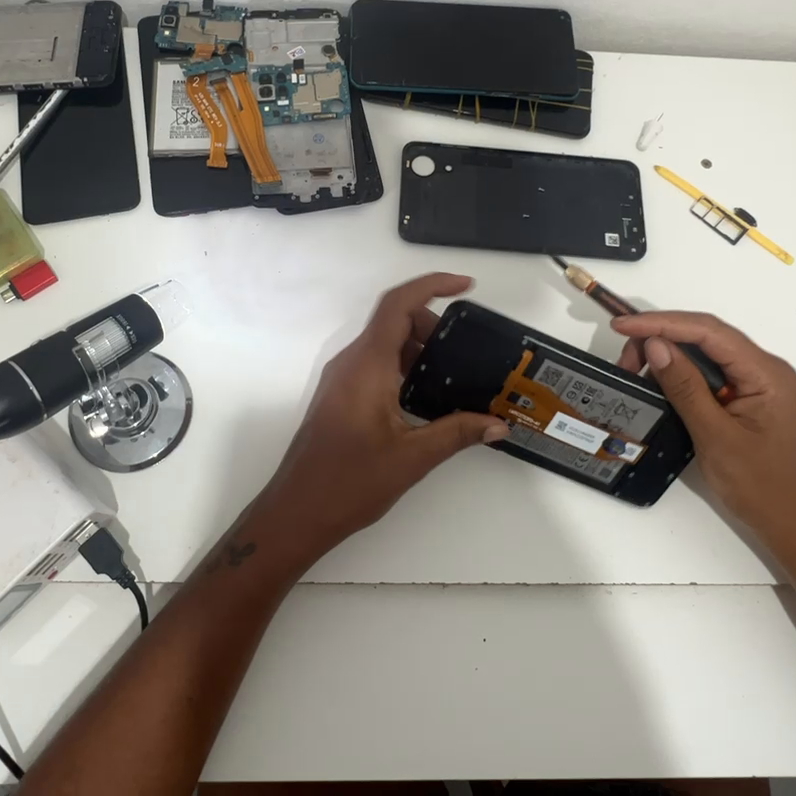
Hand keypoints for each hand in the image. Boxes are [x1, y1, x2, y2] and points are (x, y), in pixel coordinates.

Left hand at [255, 273, 505, 560]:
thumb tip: (497, 423)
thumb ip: (457, 433)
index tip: (466, 286)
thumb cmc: (350, 481)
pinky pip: (375, 364)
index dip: (432, 285)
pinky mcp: (340, 396)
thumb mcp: (413, 457)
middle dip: (433, 326)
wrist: (297, 511)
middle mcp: (351, 363)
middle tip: (466, 354)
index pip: (398, 305)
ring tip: (453, 377)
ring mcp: (342, 379)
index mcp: (367, 366)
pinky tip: (426, 398)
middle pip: (394, 322)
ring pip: (384, 344)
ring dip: (418, 350)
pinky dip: (403, 367)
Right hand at [613, 312, 795, 561]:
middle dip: (661, 338)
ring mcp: (755, 382)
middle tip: (625, 359)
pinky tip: (656, 381)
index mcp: (765, 373)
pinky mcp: (744, 396)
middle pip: (705, 336)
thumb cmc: (759, 484)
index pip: (708, 332)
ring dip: (666, 355)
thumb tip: (656, 345)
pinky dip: (678, 372)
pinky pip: (707, 372)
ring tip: (634, 370)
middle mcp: (763, 368)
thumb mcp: (715, 436)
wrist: (790, 522)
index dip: (662, 323)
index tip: (622, 326)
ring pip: (703, 352)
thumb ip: (686, 386)